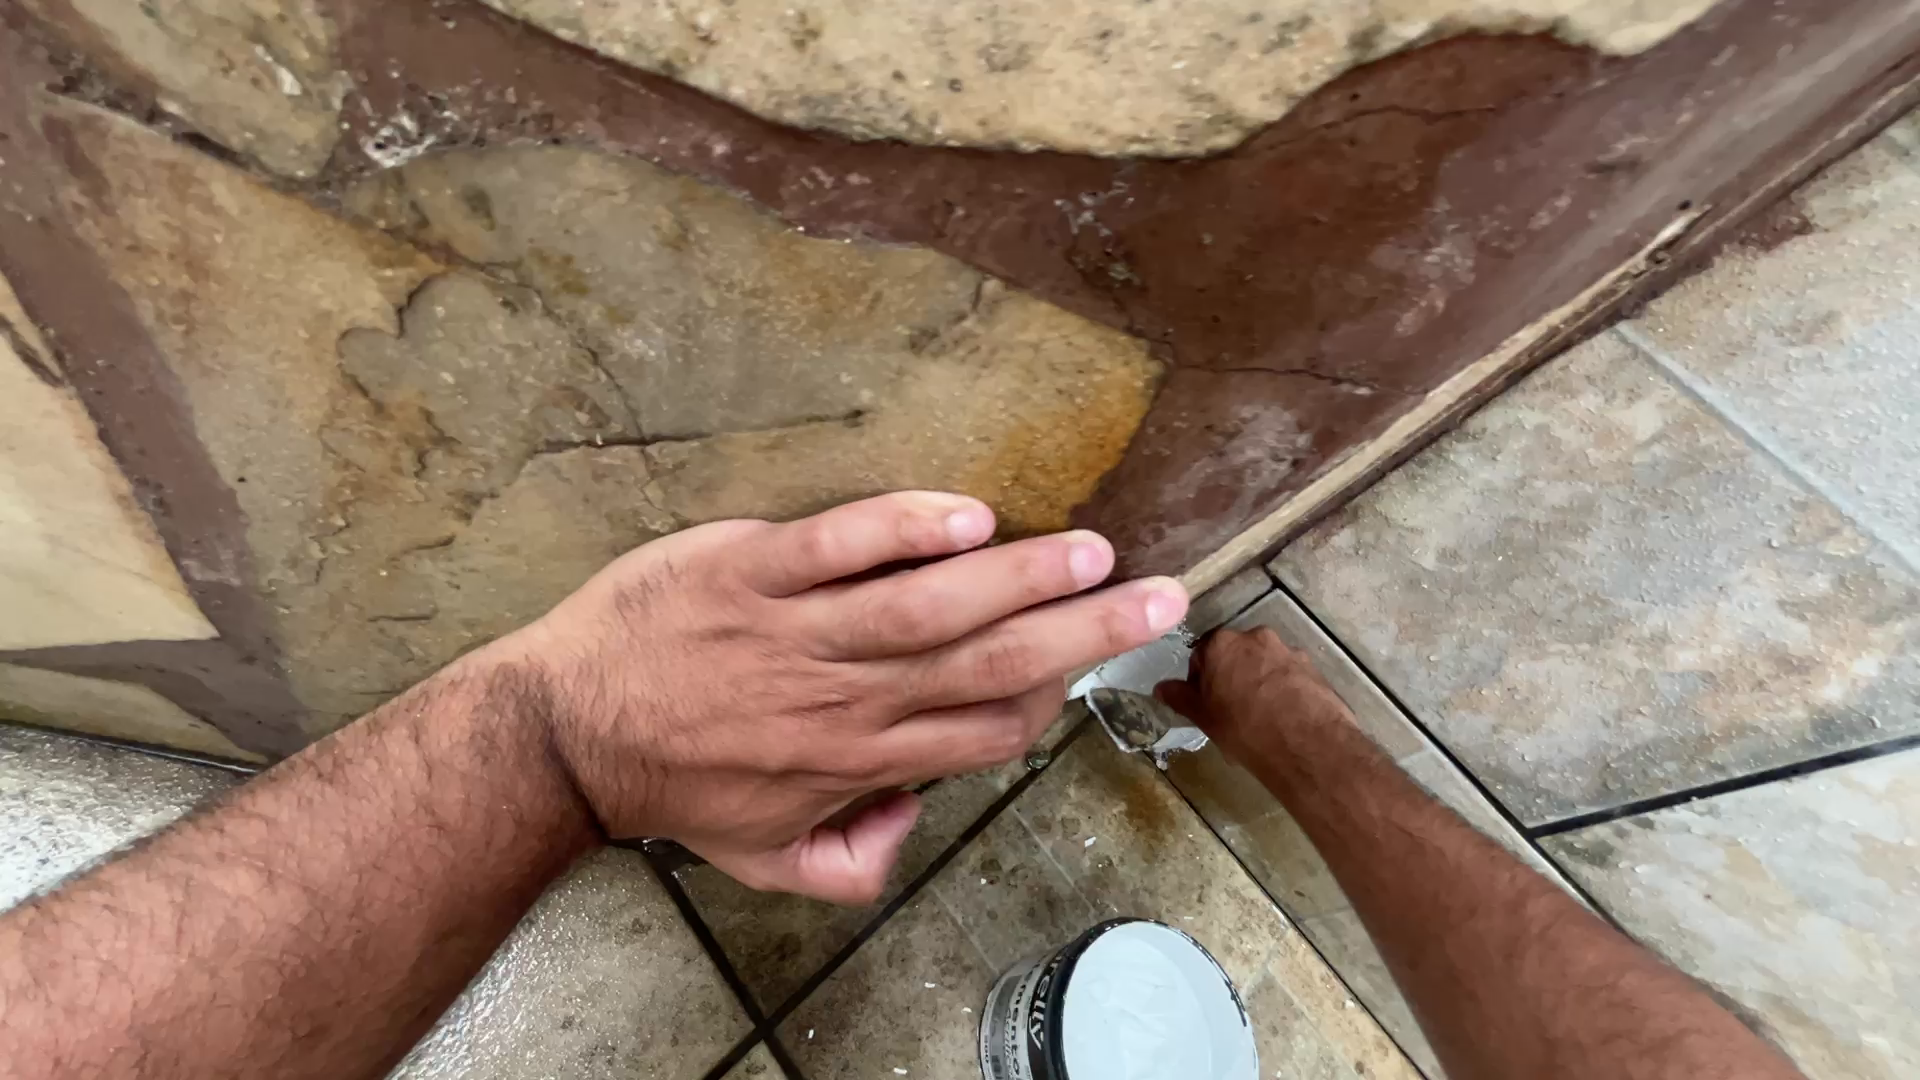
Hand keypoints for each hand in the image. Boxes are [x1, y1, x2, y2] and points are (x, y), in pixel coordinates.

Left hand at [487, 491, 1187, 903]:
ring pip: (927, 607)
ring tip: (1090, 554)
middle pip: (984, 664)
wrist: (562, 732)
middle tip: (1153, 598)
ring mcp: (796, 632)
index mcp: (859, 760)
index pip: (986, 726)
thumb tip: (913, 812)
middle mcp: (846, 698)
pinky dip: (902, 532)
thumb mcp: (764, 859)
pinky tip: (968, 517)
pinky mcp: (747, 574)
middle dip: (1081, 633)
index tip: (1095, 656)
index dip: (1052, 693)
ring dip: (1018, 580)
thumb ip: (852, 855)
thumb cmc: (678, 782)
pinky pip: (835, 550)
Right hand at [1153, 626, 1353, 760]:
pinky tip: (1284, 720)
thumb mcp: (1203, 716)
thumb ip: (1179, 697)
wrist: (1307, 746)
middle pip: (1235, 656)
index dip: (1200, 681)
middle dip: (1231, 678)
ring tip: (1261, 719)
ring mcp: (1289, 651)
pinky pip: (1289, 677)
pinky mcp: (1314, 669)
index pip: (1200, 655)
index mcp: (1222, 643)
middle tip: (1231, 712)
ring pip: (1264, 666)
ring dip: (1259, 684)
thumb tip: (1160, 687)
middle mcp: (1255, 637)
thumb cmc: (1243, 727)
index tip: (1206, 704)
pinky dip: (1284, 692)